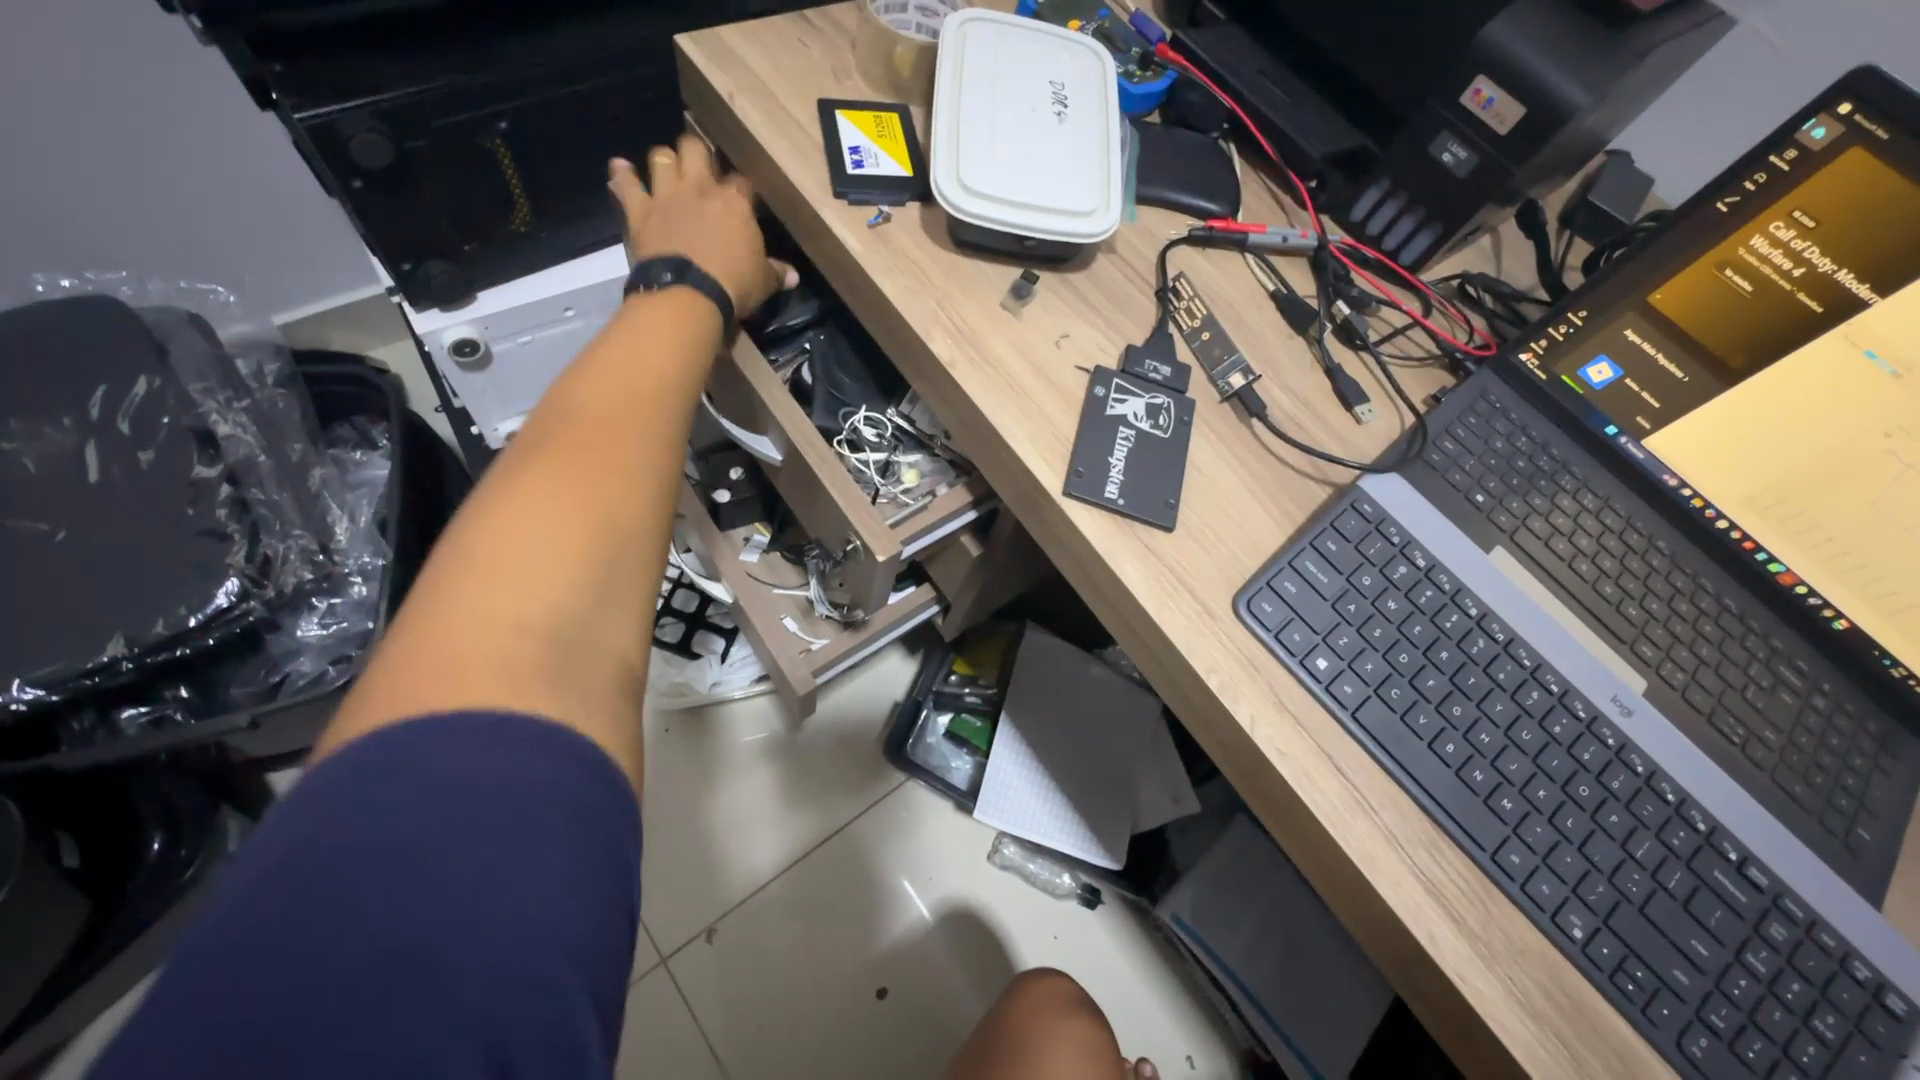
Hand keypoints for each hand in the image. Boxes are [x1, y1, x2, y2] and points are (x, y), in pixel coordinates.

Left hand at [608, 135, 796, 317]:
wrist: (689, 295)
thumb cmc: (733, 286)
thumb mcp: (763, 282)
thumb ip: (776, 273)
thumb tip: (793, 277)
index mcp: (735, 202)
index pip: (741, 182)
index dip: (741, 187)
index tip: (743, 197)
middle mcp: (700, 188)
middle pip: (696, 150)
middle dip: (698, 153)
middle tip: (700, 166)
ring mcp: (667, 196)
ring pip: (662, 157)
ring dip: (664, 160)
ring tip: (667, 166)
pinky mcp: (640, 211)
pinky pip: (626, 185)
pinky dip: (622, 176)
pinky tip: (619, 167)